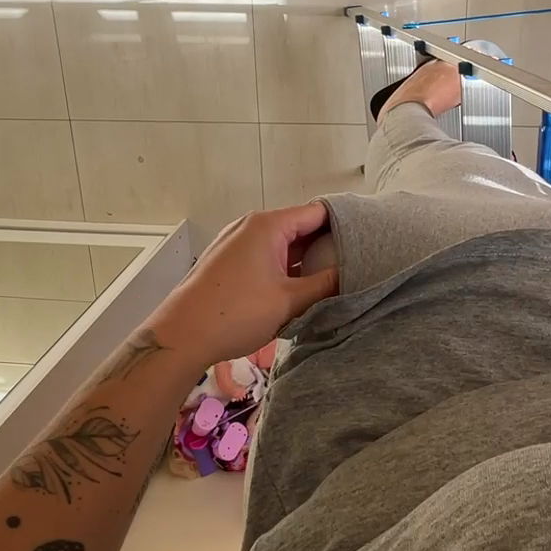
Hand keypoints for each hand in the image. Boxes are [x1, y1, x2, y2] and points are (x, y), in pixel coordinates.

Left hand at [146, 203, 339, 366]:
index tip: (369, 241)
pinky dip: (285, 268)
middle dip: (326, 245)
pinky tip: (299, 289)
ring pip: (282, 244)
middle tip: (356, 265)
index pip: (318, 213)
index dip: (345, 224)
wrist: (181, 336)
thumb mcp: (289, 301)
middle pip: (300, 227)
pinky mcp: (228, 262)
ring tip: (332, 279)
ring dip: (304, 260)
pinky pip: (266, 256)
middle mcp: (250, 226)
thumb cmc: (235, 314)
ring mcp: (236, 243)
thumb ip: (326, 285)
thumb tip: (355, 275)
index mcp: (267, 225)